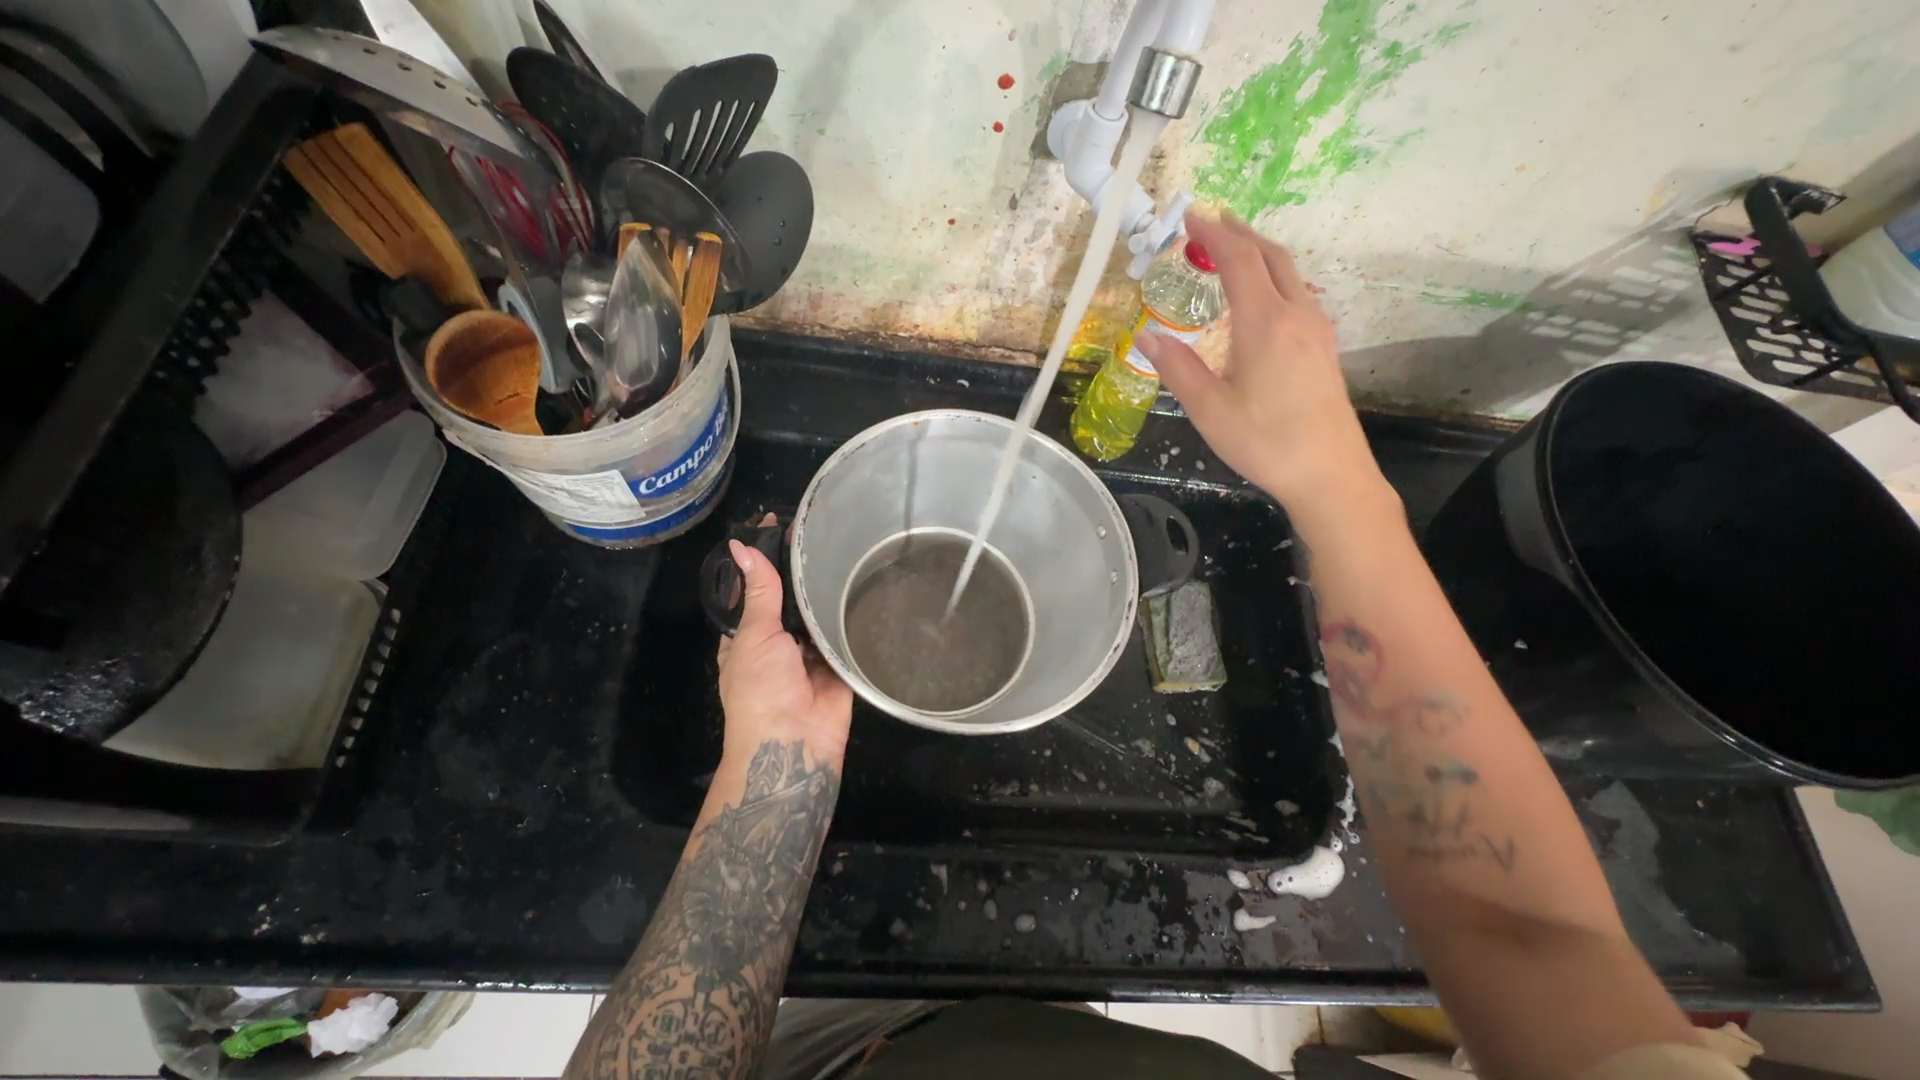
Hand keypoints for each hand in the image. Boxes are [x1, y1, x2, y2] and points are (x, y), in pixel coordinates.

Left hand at [715, 528, 853, 765]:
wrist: (794, 742)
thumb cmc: (760, 689)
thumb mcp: (752, 636)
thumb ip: (758, 591)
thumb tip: (741, 546)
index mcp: (748, 633)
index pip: (756, 586)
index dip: (764, 558)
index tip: (780, 523)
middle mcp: (780, 639)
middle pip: (791, 597)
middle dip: (802, 572)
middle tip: (822, 529)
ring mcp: (812, 650)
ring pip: (820, 611)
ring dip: (829, 590)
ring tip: (849, 545)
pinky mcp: (841, 661)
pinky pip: (846, 631)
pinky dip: (853, 613)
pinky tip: (868, 580)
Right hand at [1137, 214, 1395, 526]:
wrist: (1329, 473)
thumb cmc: (1265, 442)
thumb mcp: (1209, 410)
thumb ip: (1178, 368)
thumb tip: (1147, 337)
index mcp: (1265, 323)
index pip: (1238, 260)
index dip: (1213, 235)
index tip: (1190, 218)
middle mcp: (1297, 315)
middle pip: (1271, 256)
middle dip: (1239, 234)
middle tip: (1211, 223)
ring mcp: (1317, 330)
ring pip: (1289, 273)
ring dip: (1259, 254)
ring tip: (1232, 252)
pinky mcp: (1325, 348)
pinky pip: (1298, 294)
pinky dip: (1274, 278)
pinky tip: (1261, 296)